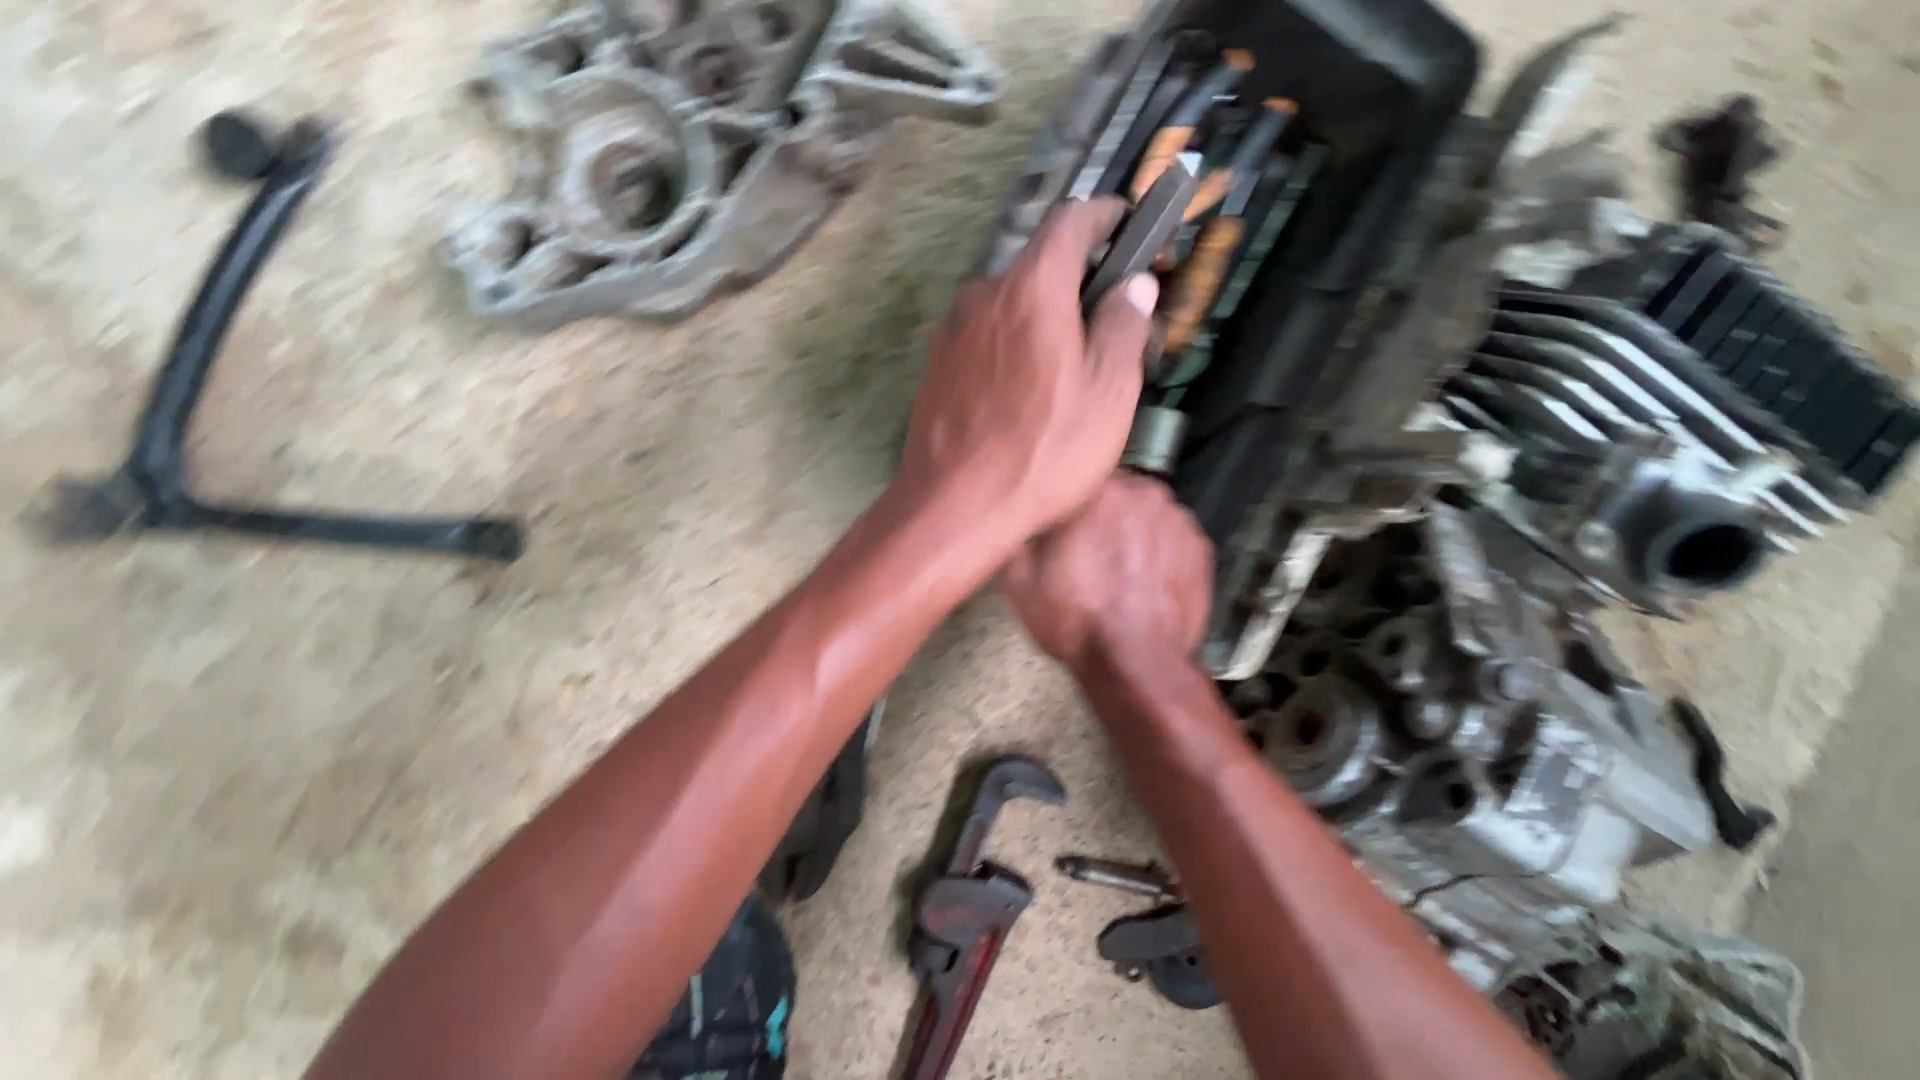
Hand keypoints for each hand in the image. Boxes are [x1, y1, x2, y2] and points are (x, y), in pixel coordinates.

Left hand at [897, 198, 1158, 542]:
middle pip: (1039, 266)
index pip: (1070, 221)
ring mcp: (952, 331)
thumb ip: (1123, 326)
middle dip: (1078, 279)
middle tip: (1111, 317)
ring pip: (1011, 305)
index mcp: (1031, 288)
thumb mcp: (1109, 392)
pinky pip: (986, 337)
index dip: (1105, 216)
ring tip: (1071, 365)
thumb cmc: (1043, 451)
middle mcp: (983, 295)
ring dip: (1044, 316)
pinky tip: (1028, 391)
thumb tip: (1133, 284)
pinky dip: (1015, 343)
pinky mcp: (936, 366)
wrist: (953, 508)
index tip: (1129, 223)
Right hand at [1002, 474, 1212, 667]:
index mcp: (1099, 489)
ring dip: (1134, 533)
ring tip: (1119, 573)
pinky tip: (1145, 584)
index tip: (1061, 528)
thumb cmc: (1074, 617)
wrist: (1134, 664)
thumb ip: (1019, 532)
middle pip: (1119, 493)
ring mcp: (1179, 520)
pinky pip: (1172, 540)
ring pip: (1148, 516)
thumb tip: (1025, 518)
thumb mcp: (1018, 578)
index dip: (1068, 503)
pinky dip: (1160, 554)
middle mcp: (1145, 493)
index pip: (1080, 475)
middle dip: (1104, 516)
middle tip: (1088, 554)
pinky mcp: (1202, 550)